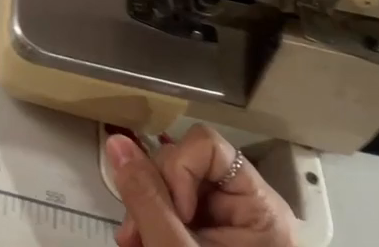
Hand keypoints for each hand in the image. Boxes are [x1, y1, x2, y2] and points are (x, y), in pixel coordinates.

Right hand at [107, 126, 296, 246]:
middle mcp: (250, 208)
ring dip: (147, 212)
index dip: (178, 169)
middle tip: (134, 235)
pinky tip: (142, 245)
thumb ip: (146, 199)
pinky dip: (155, 225)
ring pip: (174, 188)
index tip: (173, 214)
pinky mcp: (214, 239)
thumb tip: (117, 143)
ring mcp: (232, 225)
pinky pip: (176, 210)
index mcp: (261, 208)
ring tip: (134, 244)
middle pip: (186, 164)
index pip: (208, 147)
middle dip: (152, 195)